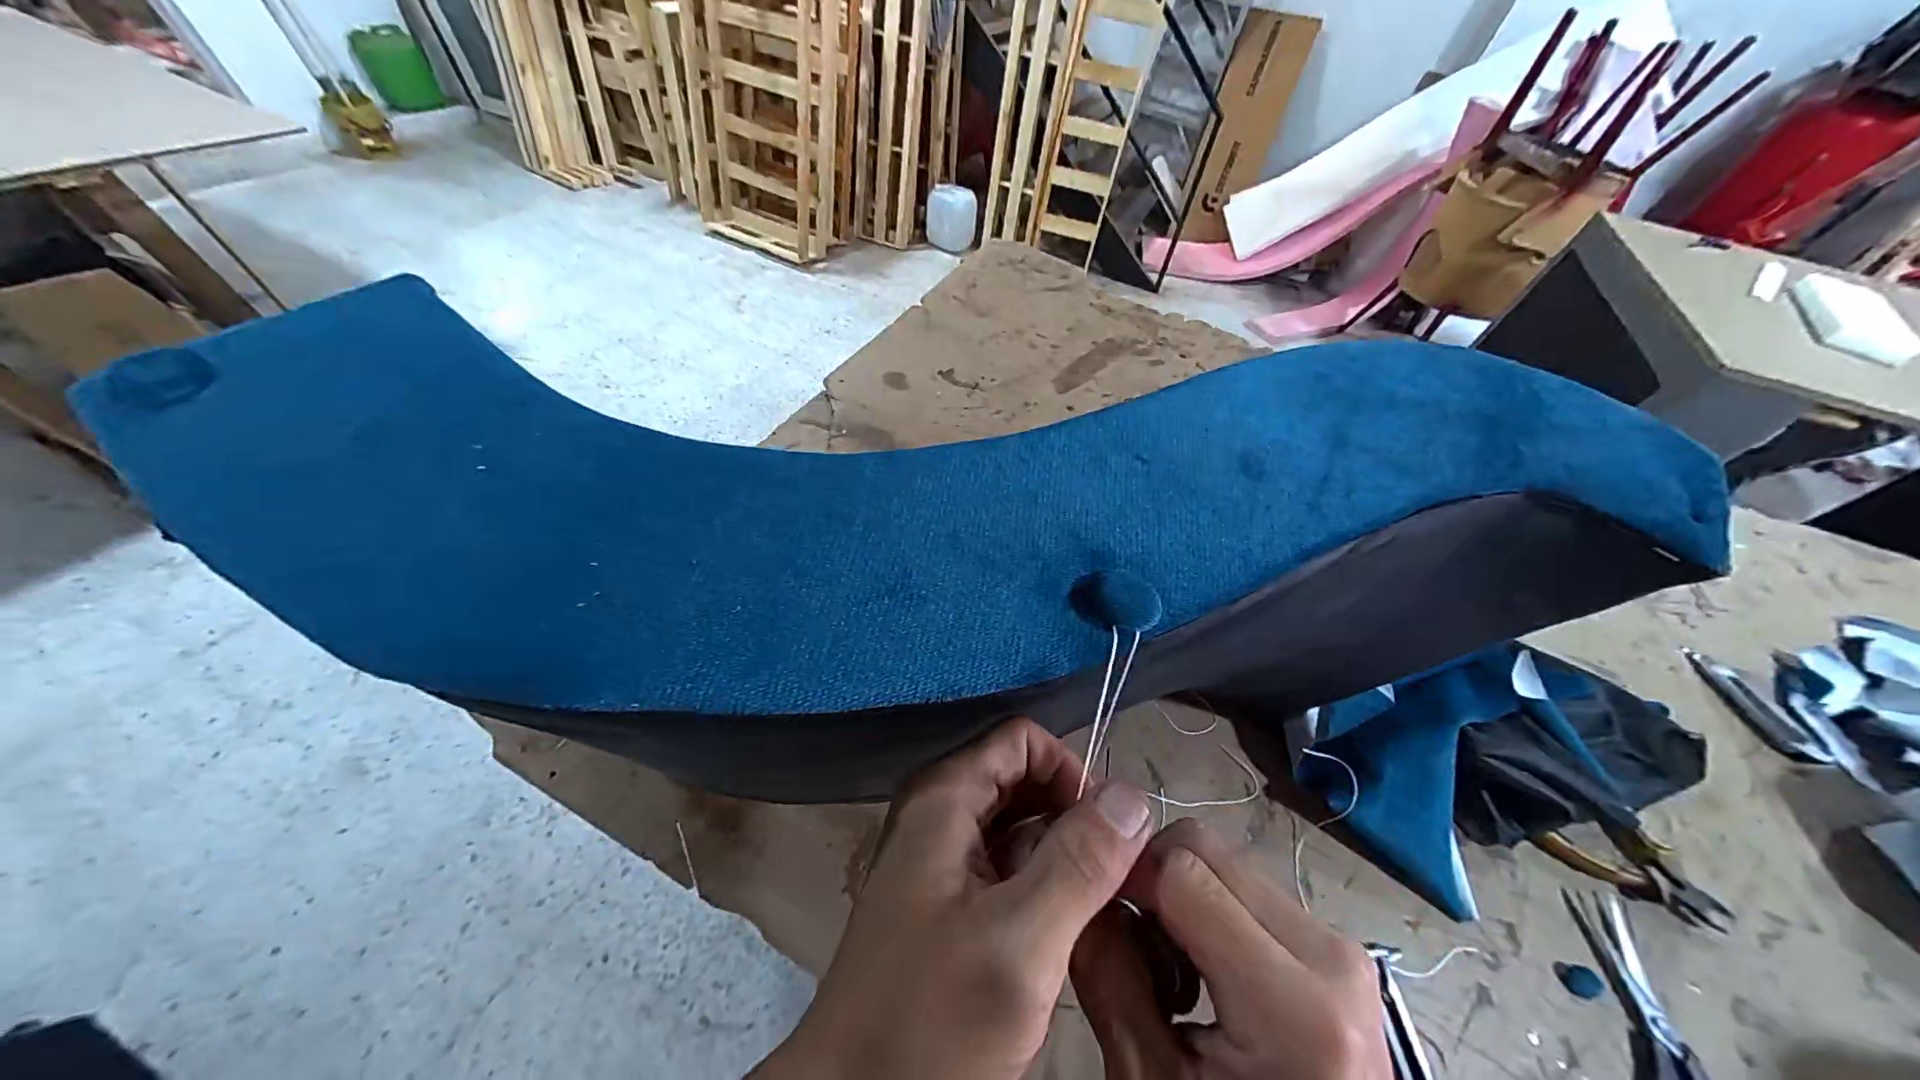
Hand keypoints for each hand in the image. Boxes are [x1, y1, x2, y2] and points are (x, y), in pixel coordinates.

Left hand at [752, 718, 1154, 1079]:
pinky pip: (1003, 867)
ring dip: (1062, 855)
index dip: (1072, 774)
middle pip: (1021, 780)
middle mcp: (936, 815)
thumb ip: (1079, 862)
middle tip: (1114, 877)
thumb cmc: (931, 1018)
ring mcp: (937, 860)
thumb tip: (1132, 795)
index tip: (1110, 835)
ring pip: (1017, 827)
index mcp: (943, 800)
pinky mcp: (944, 902)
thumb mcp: (1019, 940)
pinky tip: (1064, 929)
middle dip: (1072, 816)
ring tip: (1097, 907)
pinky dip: (1040, 883)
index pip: (1021, 741)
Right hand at [1073, 819, 1392, 1079]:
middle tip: (1129, 941)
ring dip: (1178, 890)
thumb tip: (1078, 894)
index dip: (1123, 875)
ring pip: (1225, 860)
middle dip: (1149, 876)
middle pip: (1206, 850)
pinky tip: (1202, 967)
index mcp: (1294, 1008)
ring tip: (1168, 967)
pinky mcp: (1338, 946)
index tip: (1092, 909)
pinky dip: (1208, 905)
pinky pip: (1250, 886)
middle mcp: (1330, 956)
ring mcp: (1342, 946)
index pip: (1183, 871)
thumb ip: (1109, 978)